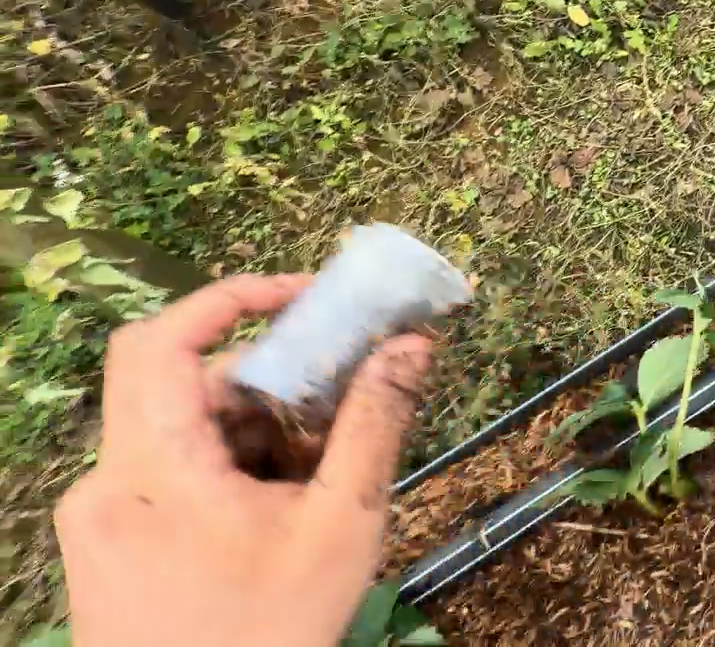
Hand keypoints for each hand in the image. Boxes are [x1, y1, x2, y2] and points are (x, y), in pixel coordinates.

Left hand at [55, 274, 432, 646]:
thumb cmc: (270, 623)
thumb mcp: (344, 517)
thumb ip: (376, 421)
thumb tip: (413, 342)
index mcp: (152, 472)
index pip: (156, 344)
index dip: (231, 298)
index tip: (308, 294)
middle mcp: (111, 482)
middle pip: (198, 386)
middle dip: (285, 380)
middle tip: (353, 396)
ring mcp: (108, 513)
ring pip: (199, 426)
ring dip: (274, 425)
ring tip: (327, 469)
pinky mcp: (118, 535)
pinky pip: (188, 462)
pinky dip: (250, 457)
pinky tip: (292, 498)